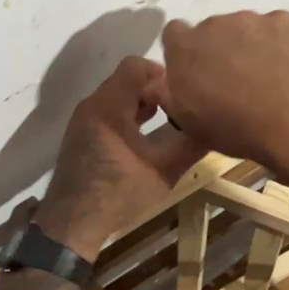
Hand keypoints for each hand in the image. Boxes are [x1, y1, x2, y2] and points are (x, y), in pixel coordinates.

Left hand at [34, 57, 205, 259]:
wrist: (72, 224)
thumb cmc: (118, 194)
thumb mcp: (163, 171)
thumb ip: (190, 144)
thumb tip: (216, 126)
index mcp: (109, 106)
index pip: (135, 65)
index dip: (162, 73)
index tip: (181, 94)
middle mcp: (92, 105)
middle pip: (127, 78)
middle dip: (154, 89)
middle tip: (179, 108)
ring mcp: (83, 119)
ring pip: (117, 94)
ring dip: (141, 102)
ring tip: (166, 121)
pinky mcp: (81, 133)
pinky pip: (107, 109)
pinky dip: (127, 114)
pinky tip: (144, 136)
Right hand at [154, 11, 288, 170]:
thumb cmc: (234, 128)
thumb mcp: (188, 121)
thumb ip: (166, 93)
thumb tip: (158, 80)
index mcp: (184, 46)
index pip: (174, 34)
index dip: (185, 53)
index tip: (198, 74)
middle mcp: (214, 24)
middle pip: (211, 31)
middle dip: (219, 50)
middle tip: (235, 81)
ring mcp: (251, 19)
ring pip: (244, 28)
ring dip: (248, 46)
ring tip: (266, 78)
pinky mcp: (284, 20)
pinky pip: (275, 28)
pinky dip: (278, 43)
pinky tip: (287, 69)